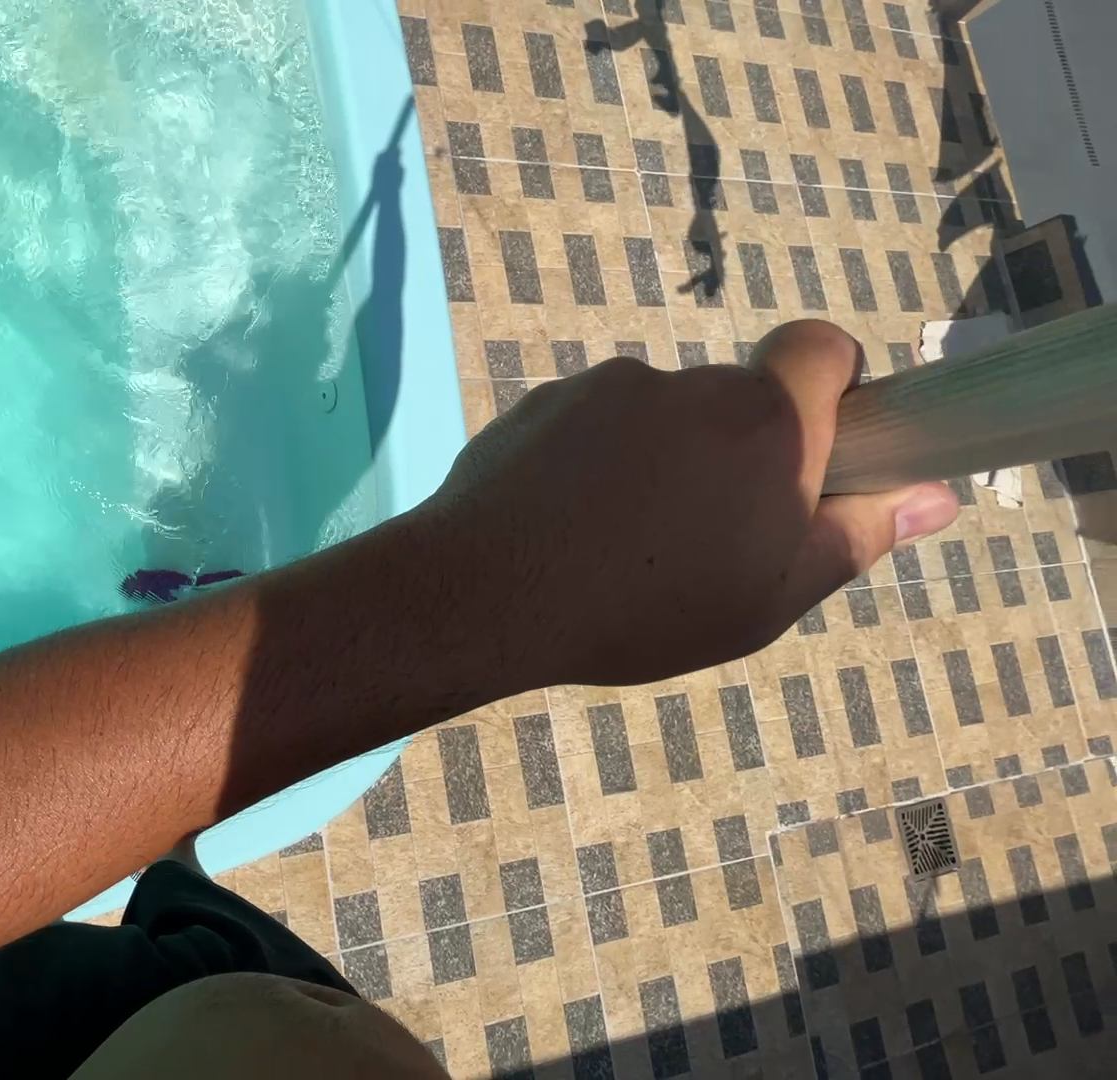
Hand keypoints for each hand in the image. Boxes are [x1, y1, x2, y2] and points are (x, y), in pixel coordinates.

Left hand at [421, 319, 958, 689]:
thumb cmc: (635, 609)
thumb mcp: (763, 599)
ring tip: (601, 530)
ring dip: (640, 454)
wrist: (483, 594)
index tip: (800, 442)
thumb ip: (850, 537)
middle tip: (680, 523)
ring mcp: (592, 390)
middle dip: (716, 445)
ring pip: (642, 413)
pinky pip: (576, 422)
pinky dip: (577, 455)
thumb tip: (931, 494)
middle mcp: (676, 384)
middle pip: (721, 396)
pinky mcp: (530, 405)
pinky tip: (550, 512)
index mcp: (758, 421)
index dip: (822, 384)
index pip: (820, 346)